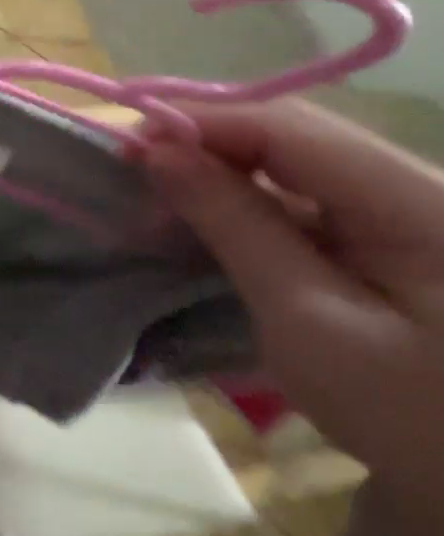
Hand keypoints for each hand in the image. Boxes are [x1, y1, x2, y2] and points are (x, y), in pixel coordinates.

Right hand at [144, 101, 443, 519]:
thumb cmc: (410, 415)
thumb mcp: (308, 322)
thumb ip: (235, 225)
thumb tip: (158, 151)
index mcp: (426, 204)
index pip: (291, 127)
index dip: (199, 121)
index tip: (122, 144)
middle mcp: (431, 189)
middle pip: (298, 134)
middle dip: (206, 139)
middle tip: (129, 165)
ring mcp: (425, 213)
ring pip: (303, 159)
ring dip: (225, 166)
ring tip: (158, 186)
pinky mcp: (412, 237)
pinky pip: (318, 192)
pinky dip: (255, 195)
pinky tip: (213, 212)